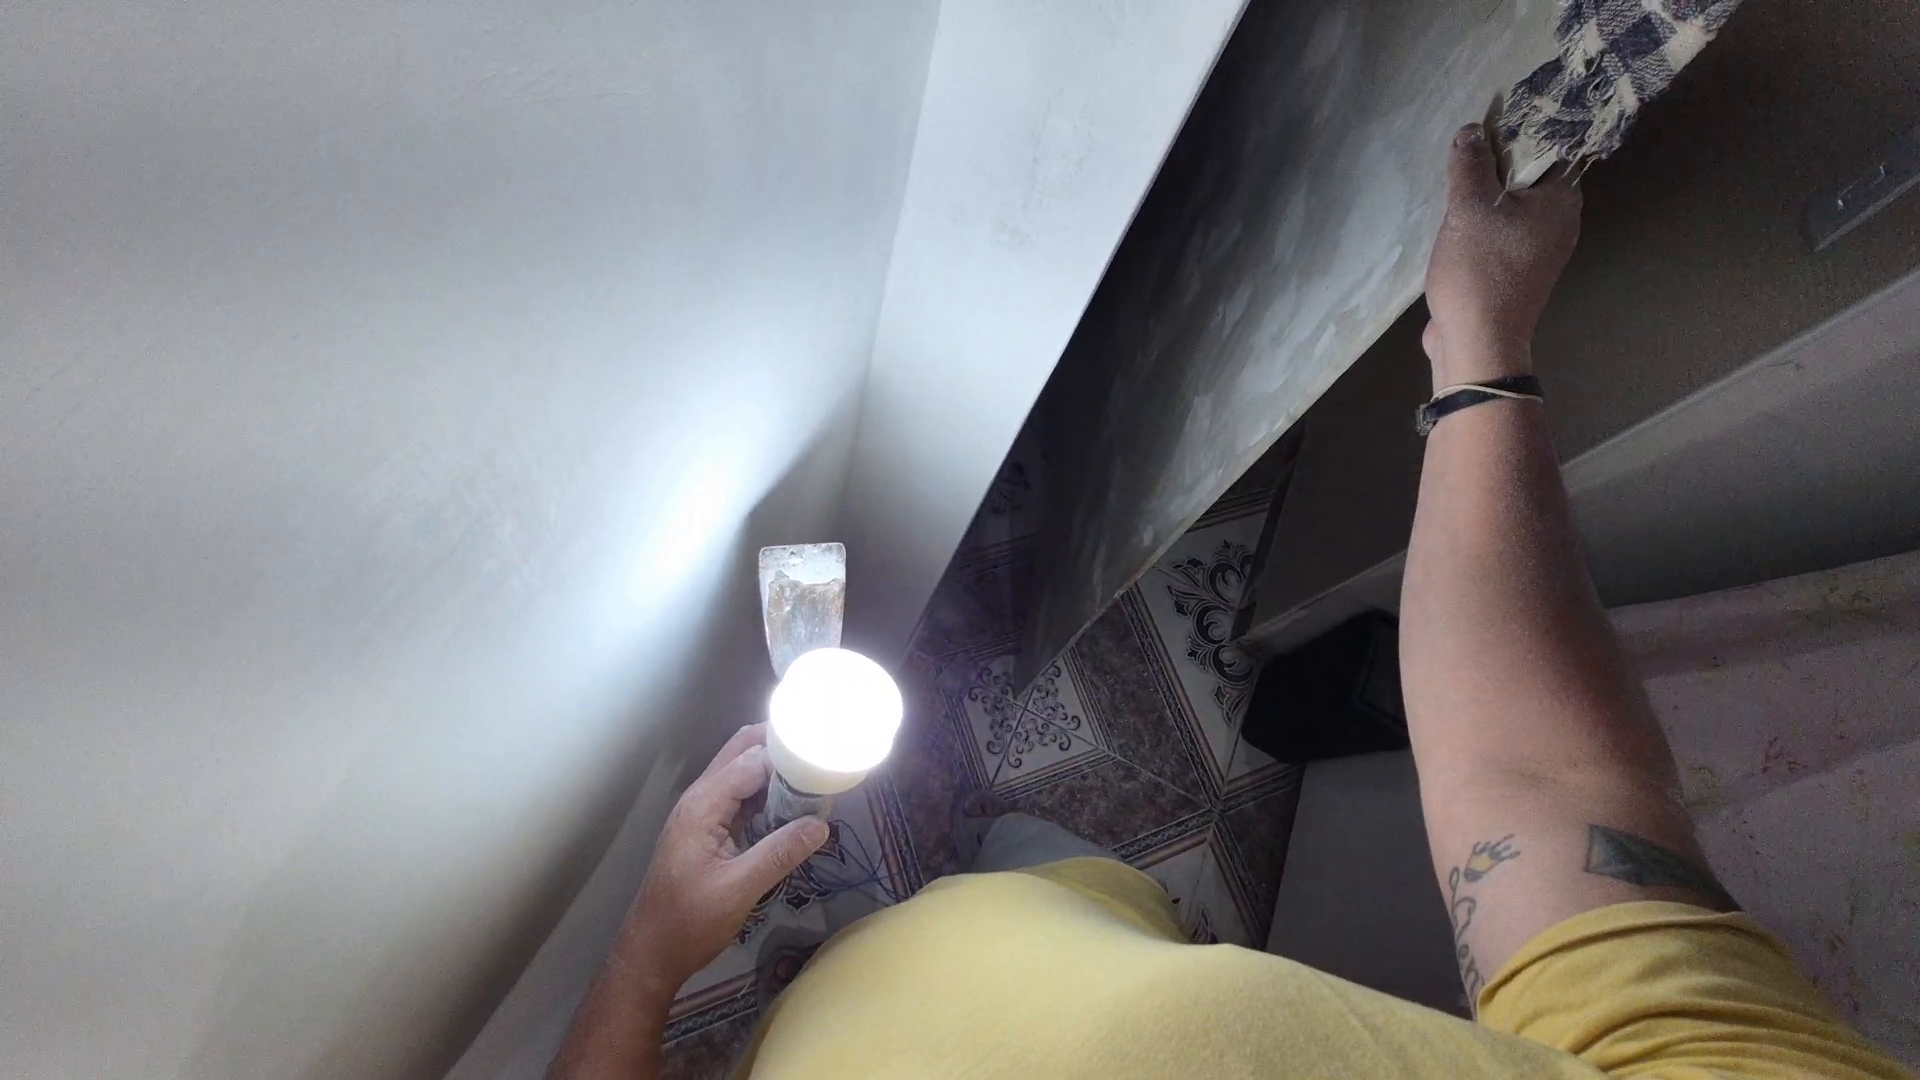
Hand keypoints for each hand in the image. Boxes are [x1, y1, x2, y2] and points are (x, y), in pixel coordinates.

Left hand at [620, 724, 829, 995]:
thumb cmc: (689, 923)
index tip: (823, 761)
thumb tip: (821, 824)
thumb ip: (779, 853)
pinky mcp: (709, 827)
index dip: (786, 756)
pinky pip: (741, 794)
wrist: (650, 956)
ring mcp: (703, 811)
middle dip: (779, 747)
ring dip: (774, 769)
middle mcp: (701, 797)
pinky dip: (766, 791)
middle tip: (818, 758)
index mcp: (703, 805)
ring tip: (813, 778)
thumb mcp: (739, 890)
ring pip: (742, 770)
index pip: (751, 759)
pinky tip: (791, 805)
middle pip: (742, 750)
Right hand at [1422, 123, 1582, 390]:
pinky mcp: (1516, 275)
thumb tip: (1470, 131)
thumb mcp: (1467, 211)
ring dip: (1483, 206)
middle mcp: (1561, 222)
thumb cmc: (1479, 271)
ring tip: (1452, 199)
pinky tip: (1455, 235)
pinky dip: (1480, 232)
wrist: (1478, 340)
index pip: (1547, 149)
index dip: (1516, 135)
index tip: (1483, 130)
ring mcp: (1539, 252)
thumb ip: (1470, 167)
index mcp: (1562, 199)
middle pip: (1526, 181)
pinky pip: (1500, 239)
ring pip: (1511, 212)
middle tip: (1459, 166)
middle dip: (1494, 173)